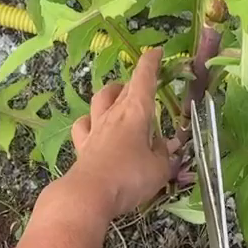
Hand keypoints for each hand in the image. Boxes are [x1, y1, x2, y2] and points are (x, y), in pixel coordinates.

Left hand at [52, 48, 175, 221]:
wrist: (89, 195)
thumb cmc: (129, 177)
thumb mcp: (159, 169)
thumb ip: (164, 156)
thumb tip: (165, 147)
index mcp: (136, 112)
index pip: (144, 78)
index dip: (151, 63)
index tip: (156, 52)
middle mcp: (113, 115)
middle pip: (122, 88)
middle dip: (133, 82)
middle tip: (143, 86)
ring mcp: (94, 129)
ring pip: (99, 100)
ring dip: (110, 95)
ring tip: (118, 99)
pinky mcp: (82, 146)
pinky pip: (84, 125)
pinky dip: (91, 121)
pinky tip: (94, 126)